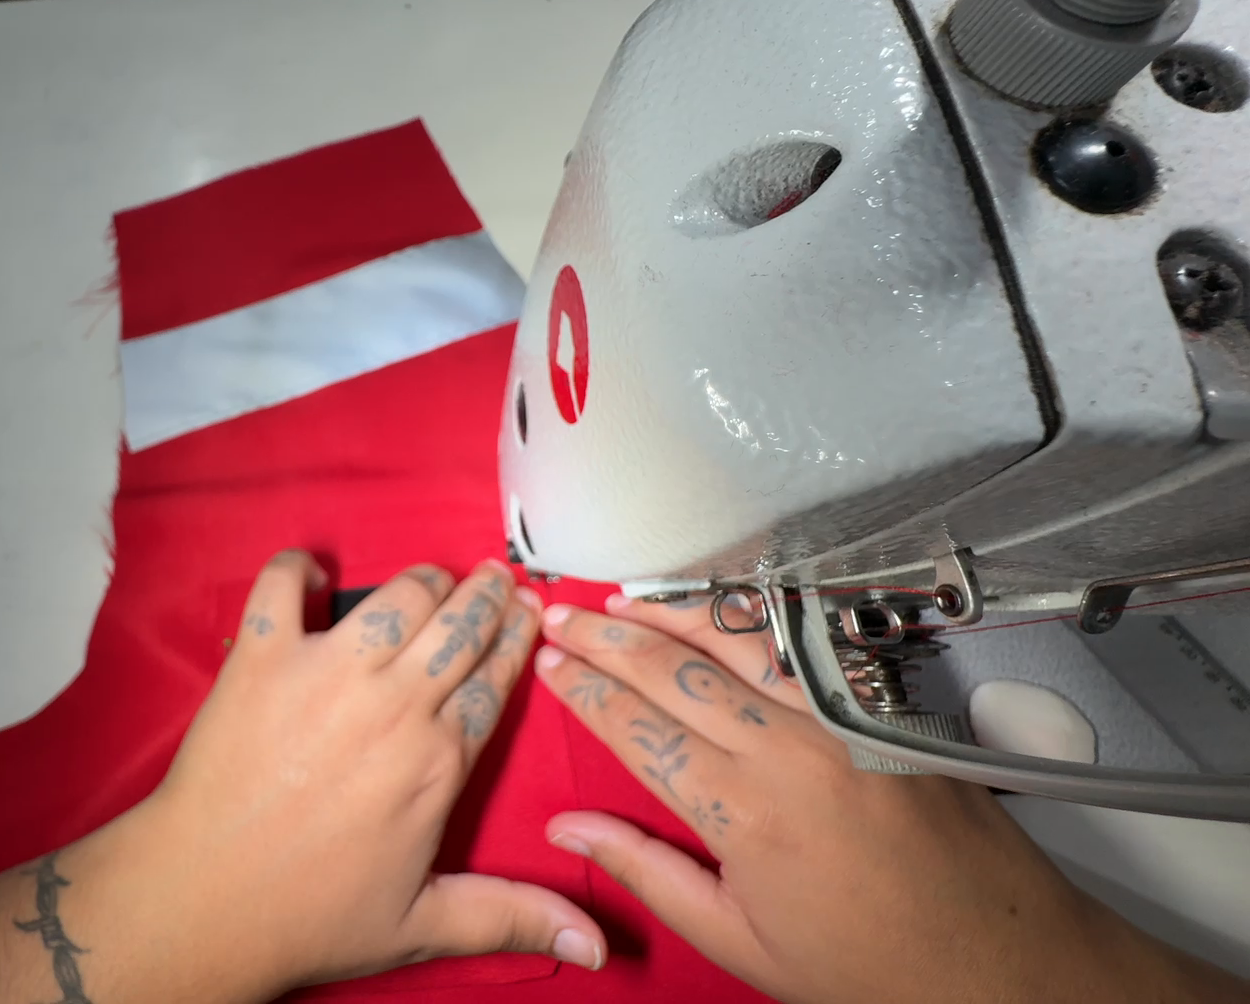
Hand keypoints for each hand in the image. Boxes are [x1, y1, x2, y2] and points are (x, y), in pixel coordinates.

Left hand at [78, 552, 605, 1000]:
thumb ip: (510, 915)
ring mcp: (323, 671)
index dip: (516, 640)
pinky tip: (314, 572)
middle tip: (496, 576)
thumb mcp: (422, 924)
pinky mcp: (261, 656)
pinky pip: (280, 587)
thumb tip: (597, 944)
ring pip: (396, 598)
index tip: (529, 611)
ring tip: (435, 575)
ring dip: (424, 579)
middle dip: (486, 596)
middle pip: (458, 628)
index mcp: (437, 758)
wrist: (205, 897)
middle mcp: (392, 701)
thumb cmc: (311, 912)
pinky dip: (295, 568)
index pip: (494, 679)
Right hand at [532, 595, 1246, 1003]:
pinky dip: (737, 617)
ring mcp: (835, 720)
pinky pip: (791, 646)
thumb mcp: (739, 943)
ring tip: (611, 600)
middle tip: (556, 616)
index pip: (634, 726)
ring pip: (726, 641)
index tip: (546, 662)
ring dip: (660, 613)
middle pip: (668, 670)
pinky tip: (701, 606)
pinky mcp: (875, 710)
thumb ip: (644, 872)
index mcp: (741, 814)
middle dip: (601, 638)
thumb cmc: (864, 968)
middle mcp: (783, 751)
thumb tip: (563, 826)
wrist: (1020, 971)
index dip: (582, 688)